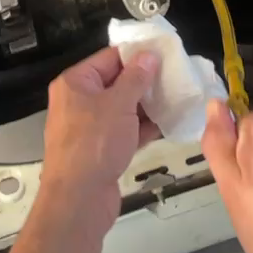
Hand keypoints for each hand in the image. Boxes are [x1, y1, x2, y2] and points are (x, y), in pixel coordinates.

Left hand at [38, 47, 159, 219]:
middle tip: (175, 76)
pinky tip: (167, 124)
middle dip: (145, 81)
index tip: (165, 52)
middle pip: (116, 82)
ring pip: (122, 108)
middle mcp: (78, 102)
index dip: (136, 54)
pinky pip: (124, 131)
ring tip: (176, 98)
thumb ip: (136, 77)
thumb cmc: (94, 144)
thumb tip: (148, 55)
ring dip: (146, 105)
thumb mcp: (119, 104)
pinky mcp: (100, 150)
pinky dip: (142, 128)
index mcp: (75, 83)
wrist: (78, 200)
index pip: (109, 58)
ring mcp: (89, 128)